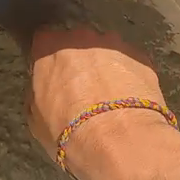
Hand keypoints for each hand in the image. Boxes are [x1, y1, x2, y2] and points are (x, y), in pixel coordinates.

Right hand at [27, 25, 166, 147]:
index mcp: (49, 47)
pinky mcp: (142, 58)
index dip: (49, 58)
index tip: (52, 74)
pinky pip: (131, 64)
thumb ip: (38, 92)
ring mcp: (115, 45)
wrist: (120, 142)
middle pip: (78, 42)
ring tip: (110, 98)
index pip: (44, 41)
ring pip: (107, 51)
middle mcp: (81, 37)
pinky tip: (130, 103)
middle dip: (80, 61)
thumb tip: (46, 89)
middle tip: (82, 89)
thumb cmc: (69, 131)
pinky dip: (129, 78)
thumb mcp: (36, 117)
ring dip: (106, 68)